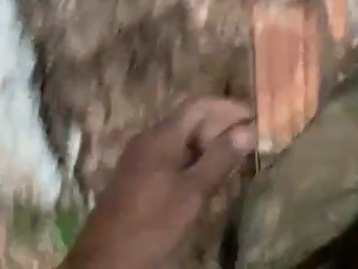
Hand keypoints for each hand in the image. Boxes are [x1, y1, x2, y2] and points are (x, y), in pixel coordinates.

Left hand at [66, 98, 255, 268]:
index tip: (255, 117)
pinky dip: (192, 160)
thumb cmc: (150, 225)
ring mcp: (139, 160)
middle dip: (220, 126)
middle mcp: (148, 140)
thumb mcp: (191, 194)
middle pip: (189, 120)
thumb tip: (247, 129)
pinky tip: (205, 178)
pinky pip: (170, 157)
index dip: (229, 107)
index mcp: (161, 136)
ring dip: (207, 145)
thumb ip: (219, 159)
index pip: (200, 105)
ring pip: (180, 141)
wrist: (102, 266)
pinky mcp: (136, 180)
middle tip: (248, 141)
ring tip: (233, 159)